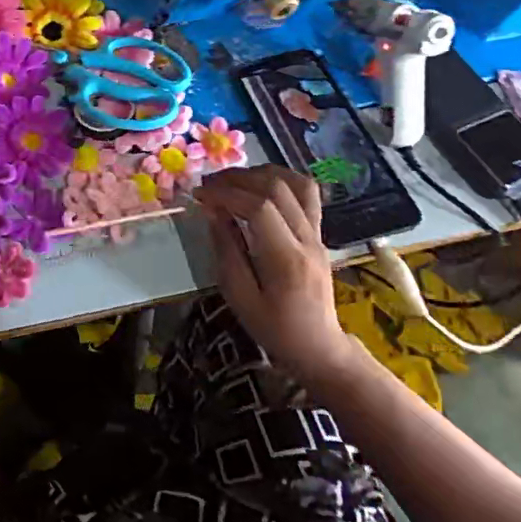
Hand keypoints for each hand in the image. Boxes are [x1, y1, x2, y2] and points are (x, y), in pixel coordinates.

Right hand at [193, 165, 362, 386]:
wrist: (320, 348)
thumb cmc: (275, 330)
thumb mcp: (240, 299)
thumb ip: (227, 251)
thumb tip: (213, 212)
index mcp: (287, 260)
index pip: (259, 208)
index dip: (226, 194)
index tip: (200, 195)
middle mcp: (307, 240)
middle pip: (277, 188)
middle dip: (238, 178)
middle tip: (210, 184)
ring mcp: (318, 234)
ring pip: (296, 183)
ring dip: (261, 173)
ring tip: (233, 180)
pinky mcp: (320, 233)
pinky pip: (307, 193)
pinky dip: (281, 180)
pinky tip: (260, 185)